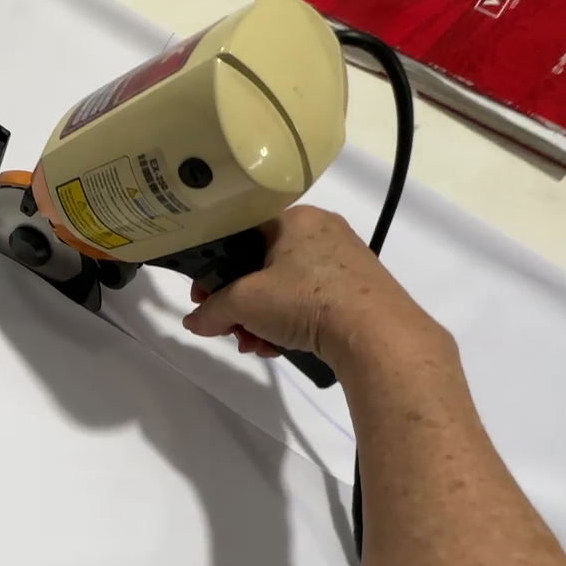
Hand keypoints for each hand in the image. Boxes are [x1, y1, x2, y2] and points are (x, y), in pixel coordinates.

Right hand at [180, 206, 437, 377]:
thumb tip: (194, 322)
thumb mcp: (242, 303)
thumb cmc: (303, 299)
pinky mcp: (350, 287)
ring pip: (278, 289)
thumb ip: (210, 311)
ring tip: (253, 344)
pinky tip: (276, 346)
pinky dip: (282, 323)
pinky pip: (301, 301)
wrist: (371, 330)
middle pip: (257, 268)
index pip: (240, 236)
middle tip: (227, 327)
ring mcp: (339, 260)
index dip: (214, 269)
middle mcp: (319, 231)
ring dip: (256, 320)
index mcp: (295, 219)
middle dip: (236, 305)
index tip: (203, 298)